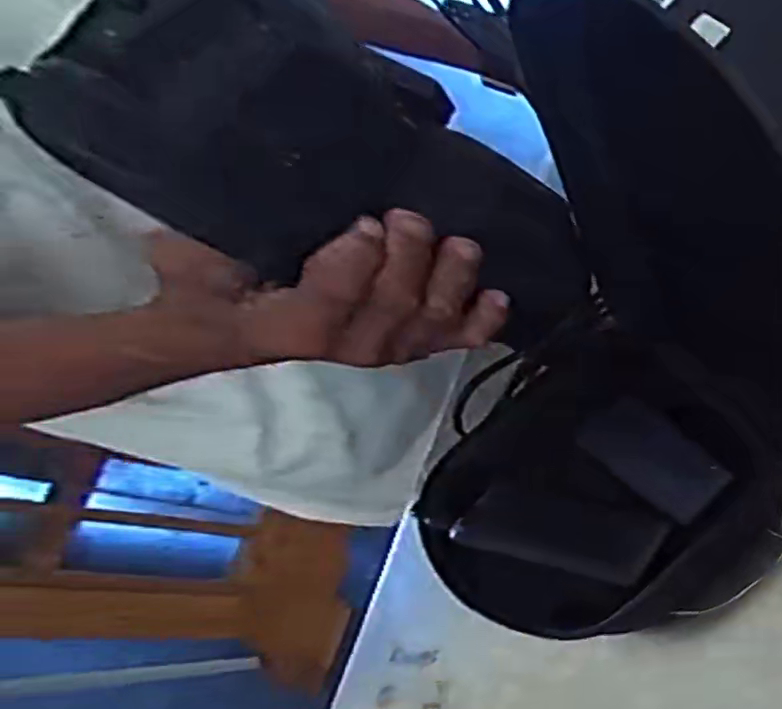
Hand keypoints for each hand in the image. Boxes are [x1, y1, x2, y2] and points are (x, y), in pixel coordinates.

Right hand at [145, 209, 509, 368]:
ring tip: (462, 246)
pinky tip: (498, 297)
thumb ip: (226, 241)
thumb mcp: (195, 257)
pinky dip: (484, 320)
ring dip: (453, 280)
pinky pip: (460, 339)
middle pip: (396, 304)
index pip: (335, 296)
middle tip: (413, 220)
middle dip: (411, 259)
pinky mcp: (418, 348)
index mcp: (295, 326)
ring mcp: (393, 349)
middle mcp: (354, 346)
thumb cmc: (211, 283)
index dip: (358, 261)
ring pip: (434, 318)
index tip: (368, 223)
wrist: (231, 329)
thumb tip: (269, 199)